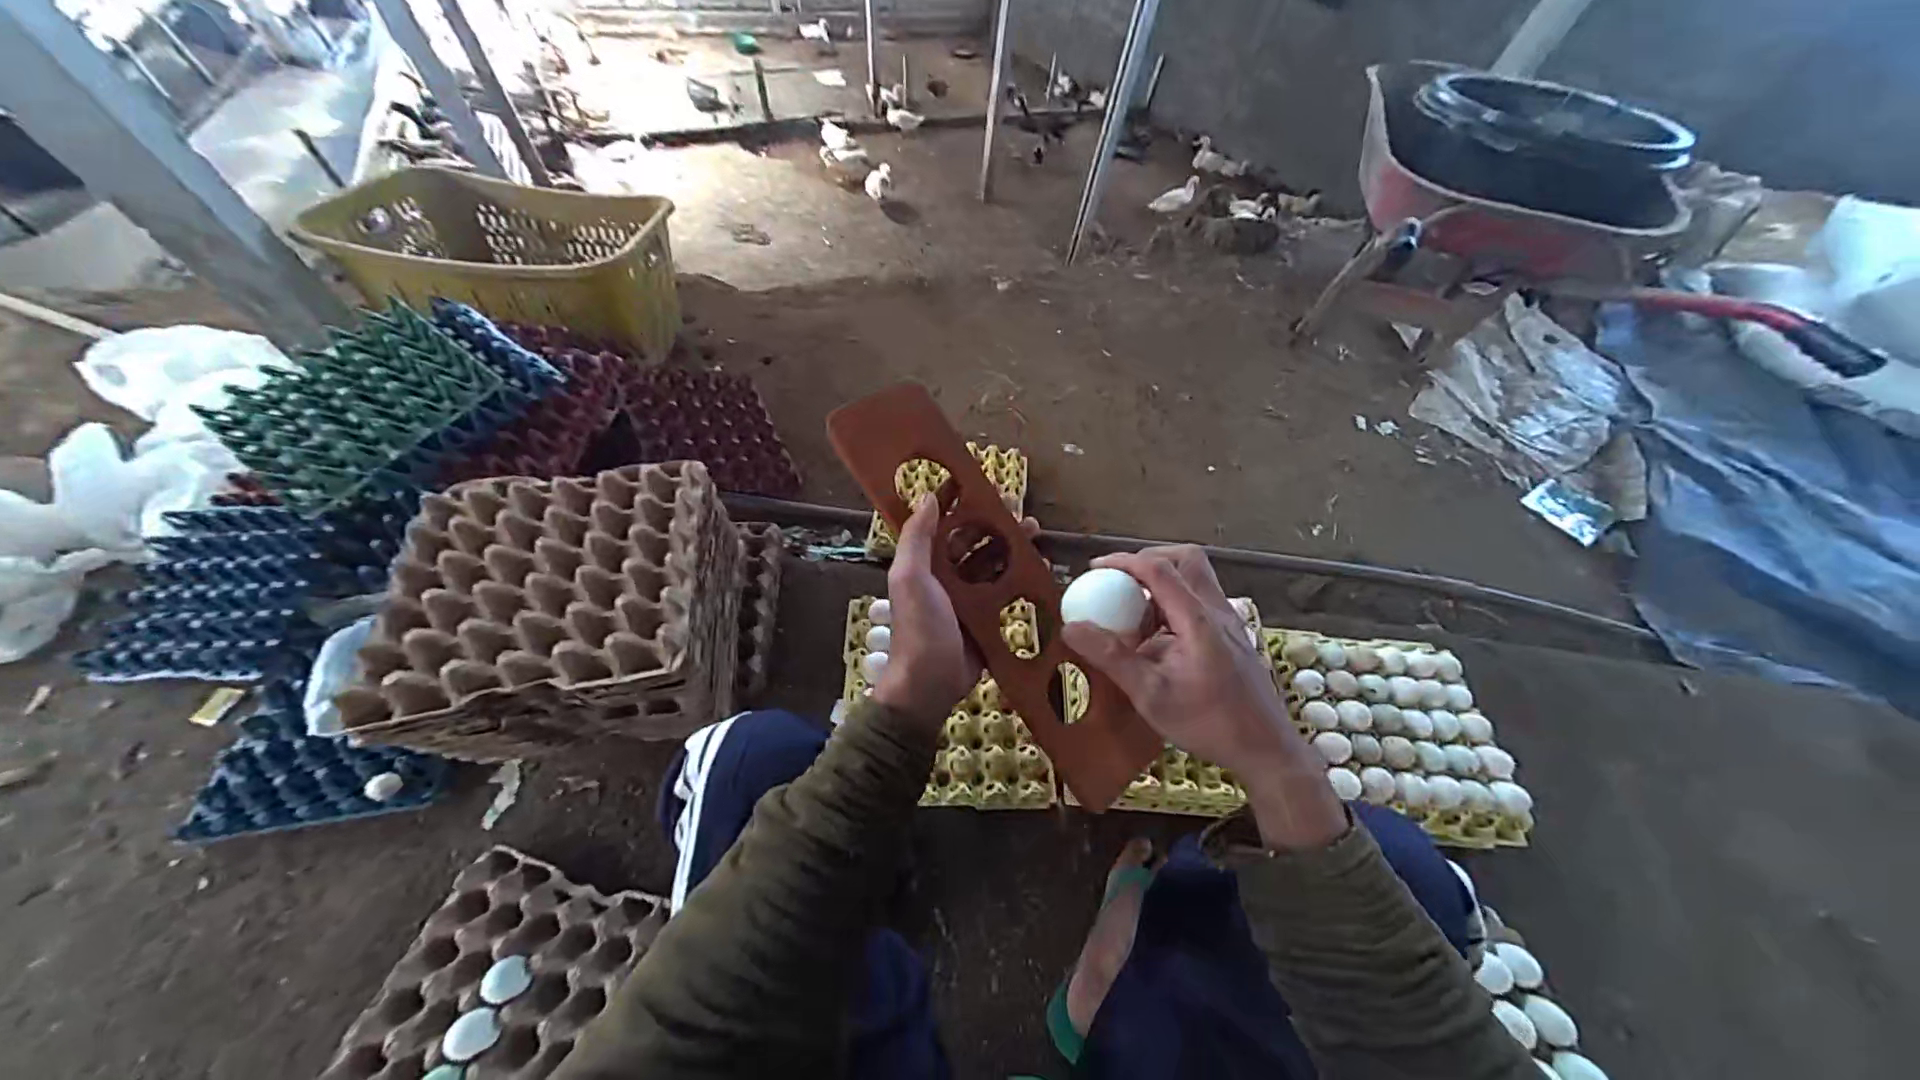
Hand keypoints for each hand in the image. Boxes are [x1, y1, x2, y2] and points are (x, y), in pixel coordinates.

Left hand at [871, 495, 1038, 722]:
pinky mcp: (985, 621)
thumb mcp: (910, 578)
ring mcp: (966, 600)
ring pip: (992, 565)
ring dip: (1010, 547)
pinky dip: (1020, 579)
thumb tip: (927, 496)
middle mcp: (944, 578)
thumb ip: (917, 538)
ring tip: (1034, 532)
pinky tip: (1039, 567)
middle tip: (1018, 509)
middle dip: (993, 525)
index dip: (956, 503)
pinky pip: (1004, 593)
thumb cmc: (918, 627)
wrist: (929, 686)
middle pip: (972, 543)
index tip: (977, 484)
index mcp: (923, 565)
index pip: (940, 525)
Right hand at [1060, 546, 1345, 848]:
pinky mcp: (1232, 635)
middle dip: (1148, 560)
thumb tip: (1071, 627)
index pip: (1158, 569)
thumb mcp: (1150, 694)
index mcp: (1197, 619)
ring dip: (1162, 583)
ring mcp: (1229, 621)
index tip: (1094, 569)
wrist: (1266, 750)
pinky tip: (1158, 639)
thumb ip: (1111, 657)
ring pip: (1195, 578)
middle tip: (1119, 581)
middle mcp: (1217, 610)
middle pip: (1185, 559)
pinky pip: (1199, 601)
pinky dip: (1173, 604)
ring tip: (1135, 615)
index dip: (1122, 561)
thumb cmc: (1209, 724)